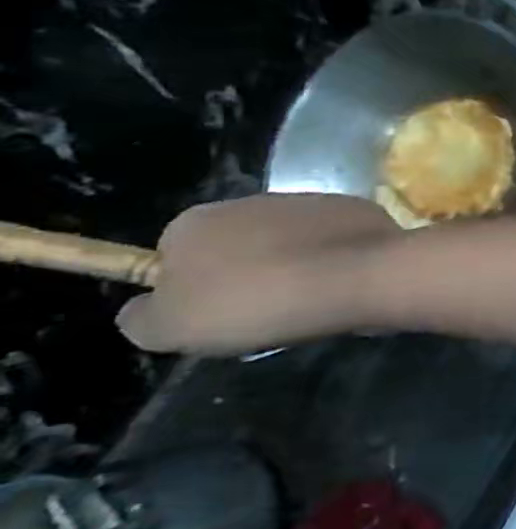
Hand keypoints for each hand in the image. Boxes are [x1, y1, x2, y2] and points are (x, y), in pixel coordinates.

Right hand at [117, 193, 400, 353]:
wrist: (361, 276)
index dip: (193, 289)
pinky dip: (339, 264)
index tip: (217, 313)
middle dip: (250, 278)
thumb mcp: (166, 328)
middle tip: (264, 314)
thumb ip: (142, 315)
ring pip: (292, 246)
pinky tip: (345, 285)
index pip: (177, 256)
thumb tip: (146, 305)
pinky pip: (338, 245)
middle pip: (240, 248)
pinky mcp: (362, 213)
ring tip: (308, 303)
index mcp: (197, 220)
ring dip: (296, 270)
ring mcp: (315, 203)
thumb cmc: (255, 301)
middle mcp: (256, 200)